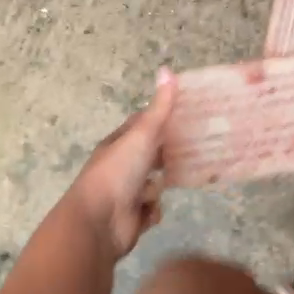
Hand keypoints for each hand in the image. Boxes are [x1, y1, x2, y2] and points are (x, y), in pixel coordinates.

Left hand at [65, 68, 176, 257]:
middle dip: (167, 152)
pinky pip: (152, 209)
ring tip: (181, 176)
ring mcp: (126, 192)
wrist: (97, 224)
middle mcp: (121, 165)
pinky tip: (155, 207)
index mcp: (120, 143)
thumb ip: (159, 107)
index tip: (186, 113)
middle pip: (150, 154)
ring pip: (153, 182)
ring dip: (161, 183)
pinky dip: (154, 209)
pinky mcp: (132, 217)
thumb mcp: (142, 134)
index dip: (162, 117)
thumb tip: (167, 68)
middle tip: (195, 146)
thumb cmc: (118, 172)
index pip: (143, 124)